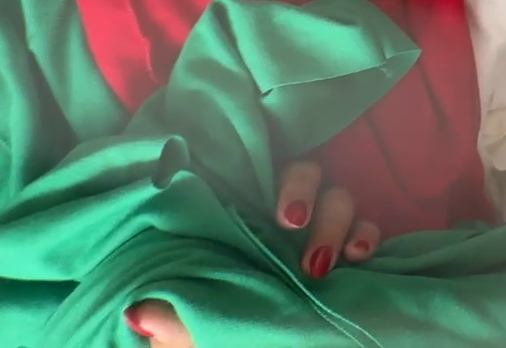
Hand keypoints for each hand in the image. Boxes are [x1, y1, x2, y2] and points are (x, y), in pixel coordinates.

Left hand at [123, 161, 382, 345]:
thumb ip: (177, 321)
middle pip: (307, 176)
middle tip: (295, 225)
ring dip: (336, 222)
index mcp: (244, 223)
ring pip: (339, 198)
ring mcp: (320, 230)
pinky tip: (360, 255)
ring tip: (328, 259)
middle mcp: (284, 219)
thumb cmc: (225, 333)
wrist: (272, 345)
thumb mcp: (200, 335)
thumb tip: (138, 310)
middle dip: (305, 196)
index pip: (260, 179)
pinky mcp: (349, 247)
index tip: (281, 214)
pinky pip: (367, 228)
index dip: (275, 185)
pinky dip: (366, 236)